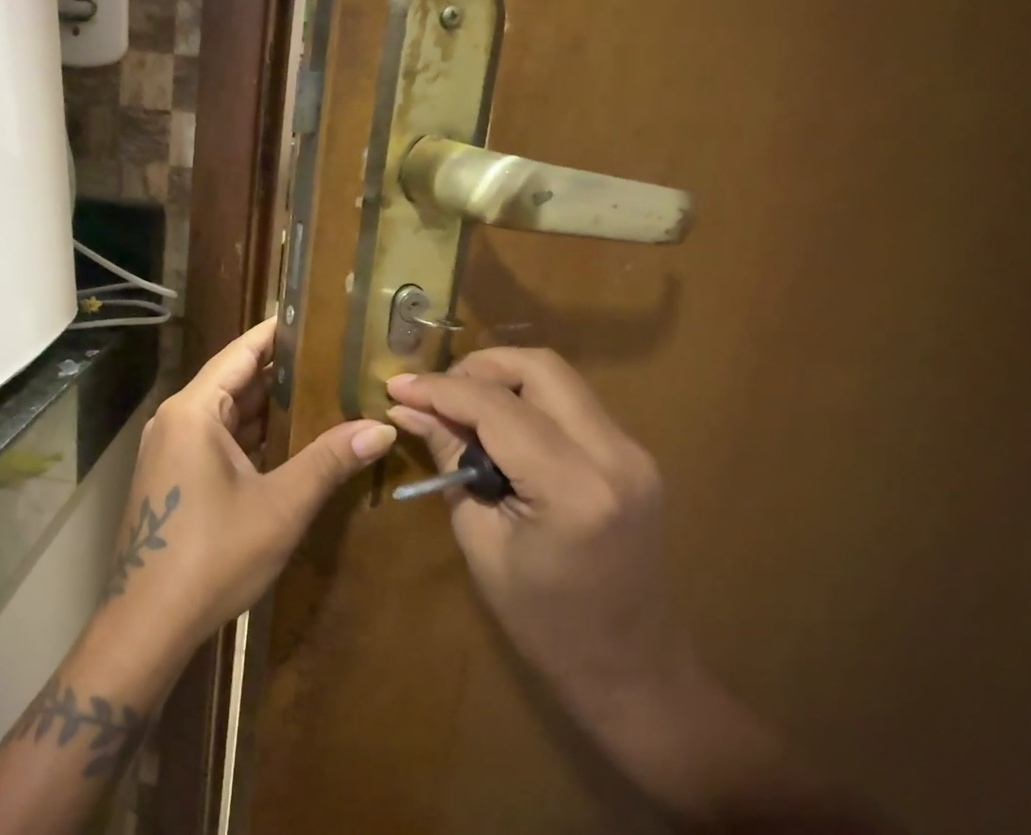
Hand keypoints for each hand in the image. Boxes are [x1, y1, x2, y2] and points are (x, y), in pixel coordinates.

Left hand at [97, 319, 395, 668]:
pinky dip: (250, 436)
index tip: (314, 316)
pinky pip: (215, 440)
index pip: (240, 353)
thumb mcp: (281, 505)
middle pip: (232, 381)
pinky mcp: (172, 476)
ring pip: (225, 414)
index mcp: (193, 412)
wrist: (149, 620)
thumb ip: (329, 460)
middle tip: (333, 358)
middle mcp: (175, 420)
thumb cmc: (213, 555)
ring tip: (321, 392)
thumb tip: (382, 427)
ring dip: (267, 407)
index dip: (276, 334)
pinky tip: (288, 440)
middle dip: (280, 371)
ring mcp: (170, 450)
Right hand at [385, 348, 687, 708]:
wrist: (627, 663)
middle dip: (478, 367)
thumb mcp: (480, 540)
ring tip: (458, 405)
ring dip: (504, 380)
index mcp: (574, 489)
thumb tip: (407, 409)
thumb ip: (450, 461)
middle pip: (541, 368)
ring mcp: (634, 452)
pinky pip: (573, 404)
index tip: (396, 386)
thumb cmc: (541, 620)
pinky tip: (496, 426)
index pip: (499, 408)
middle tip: (433, 391)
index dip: (442, 389)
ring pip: (560, 379)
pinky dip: (529, 400)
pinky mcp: (634, 455)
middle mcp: (615, 455)